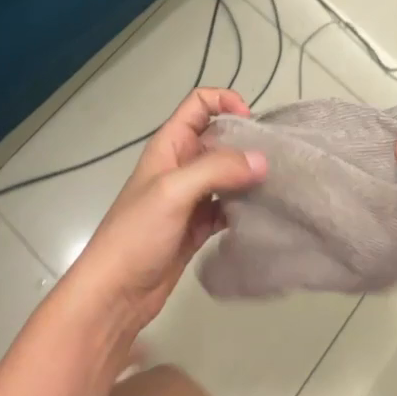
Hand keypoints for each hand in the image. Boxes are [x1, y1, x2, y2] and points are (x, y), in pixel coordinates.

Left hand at [59, 88, 268, 336]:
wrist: (115, 293)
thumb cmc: (137, 233)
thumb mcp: (173, 191)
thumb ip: (216, 170)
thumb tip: (262, 160)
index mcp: (169, 145)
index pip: (199, 104)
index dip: (225, 102)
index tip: (253, 123)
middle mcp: (181, 165)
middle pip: (219, 138)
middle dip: (247, 143)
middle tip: (279, 159)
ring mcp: (190, 198)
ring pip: (227, 175)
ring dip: (250, 178)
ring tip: (280, 187)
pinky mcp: (198, 227)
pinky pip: (227, 208)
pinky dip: (245, 209)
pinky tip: (264, 216)